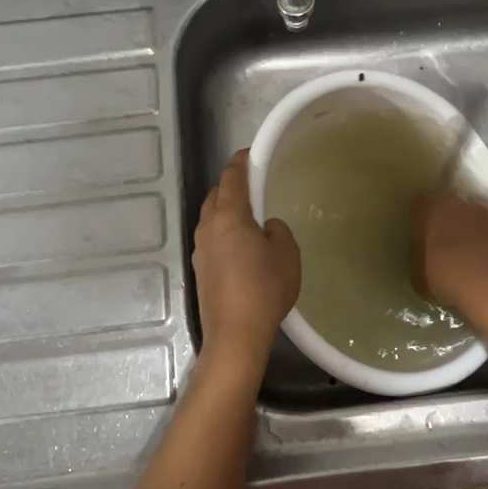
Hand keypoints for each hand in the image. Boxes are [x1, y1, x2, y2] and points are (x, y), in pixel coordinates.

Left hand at [193, 149, 300, 362]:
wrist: (236, 334)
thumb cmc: (265, 288)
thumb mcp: (287, 253)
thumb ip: (277, 230)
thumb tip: (264, 227)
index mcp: (228, 216)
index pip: (231, 177)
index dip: (241, 162)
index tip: (252, 154)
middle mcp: (208, 228)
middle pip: (216, 195)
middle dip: (231, 185)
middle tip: (254, 185)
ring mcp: (200, 250)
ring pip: (210, 218)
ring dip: (225, 211)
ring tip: (248, 216)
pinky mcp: (200, 271)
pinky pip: (211, 239)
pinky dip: (223, 233)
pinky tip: (240, 246)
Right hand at [413, 192, 487, 313]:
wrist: (487, 284)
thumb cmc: (443, 277)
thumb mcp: (417, 274)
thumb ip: (418, 257)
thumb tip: (422, 258)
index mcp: (427, 209)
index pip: (420, 203)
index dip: (421, 219)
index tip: (421, 234)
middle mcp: (453, 201)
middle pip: (447, 204)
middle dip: (446, 219)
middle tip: (444, 242)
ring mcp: (481, 209)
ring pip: (470, 212)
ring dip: (468, 225)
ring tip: (469, 249)